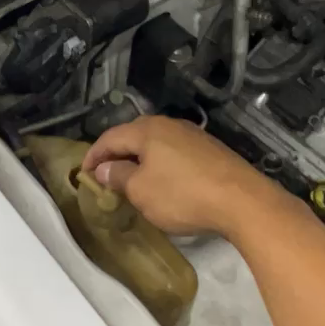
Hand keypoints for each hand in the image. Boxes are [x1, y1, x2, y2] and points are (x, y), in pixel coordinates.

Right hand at [82, 116, 297, 238]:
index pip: (110, 137)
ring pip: (156, 144)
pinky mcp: (210, 150)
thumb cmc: (183, 195)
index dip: (93, 155)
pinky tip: (163, 181)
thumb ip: (119, 177)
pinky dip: (161, 164)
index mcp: (147, 130)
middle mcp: (169, 125)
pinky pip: (174, 152)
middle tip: (105, 174)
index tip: (83, 173)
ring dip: (140, 159)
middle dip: (117, 154)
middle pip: (133, 136)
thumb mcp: (142, 191)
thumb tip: (104, 168)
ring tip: (131, 179)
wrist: (241, 201)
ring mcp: (193, 135)